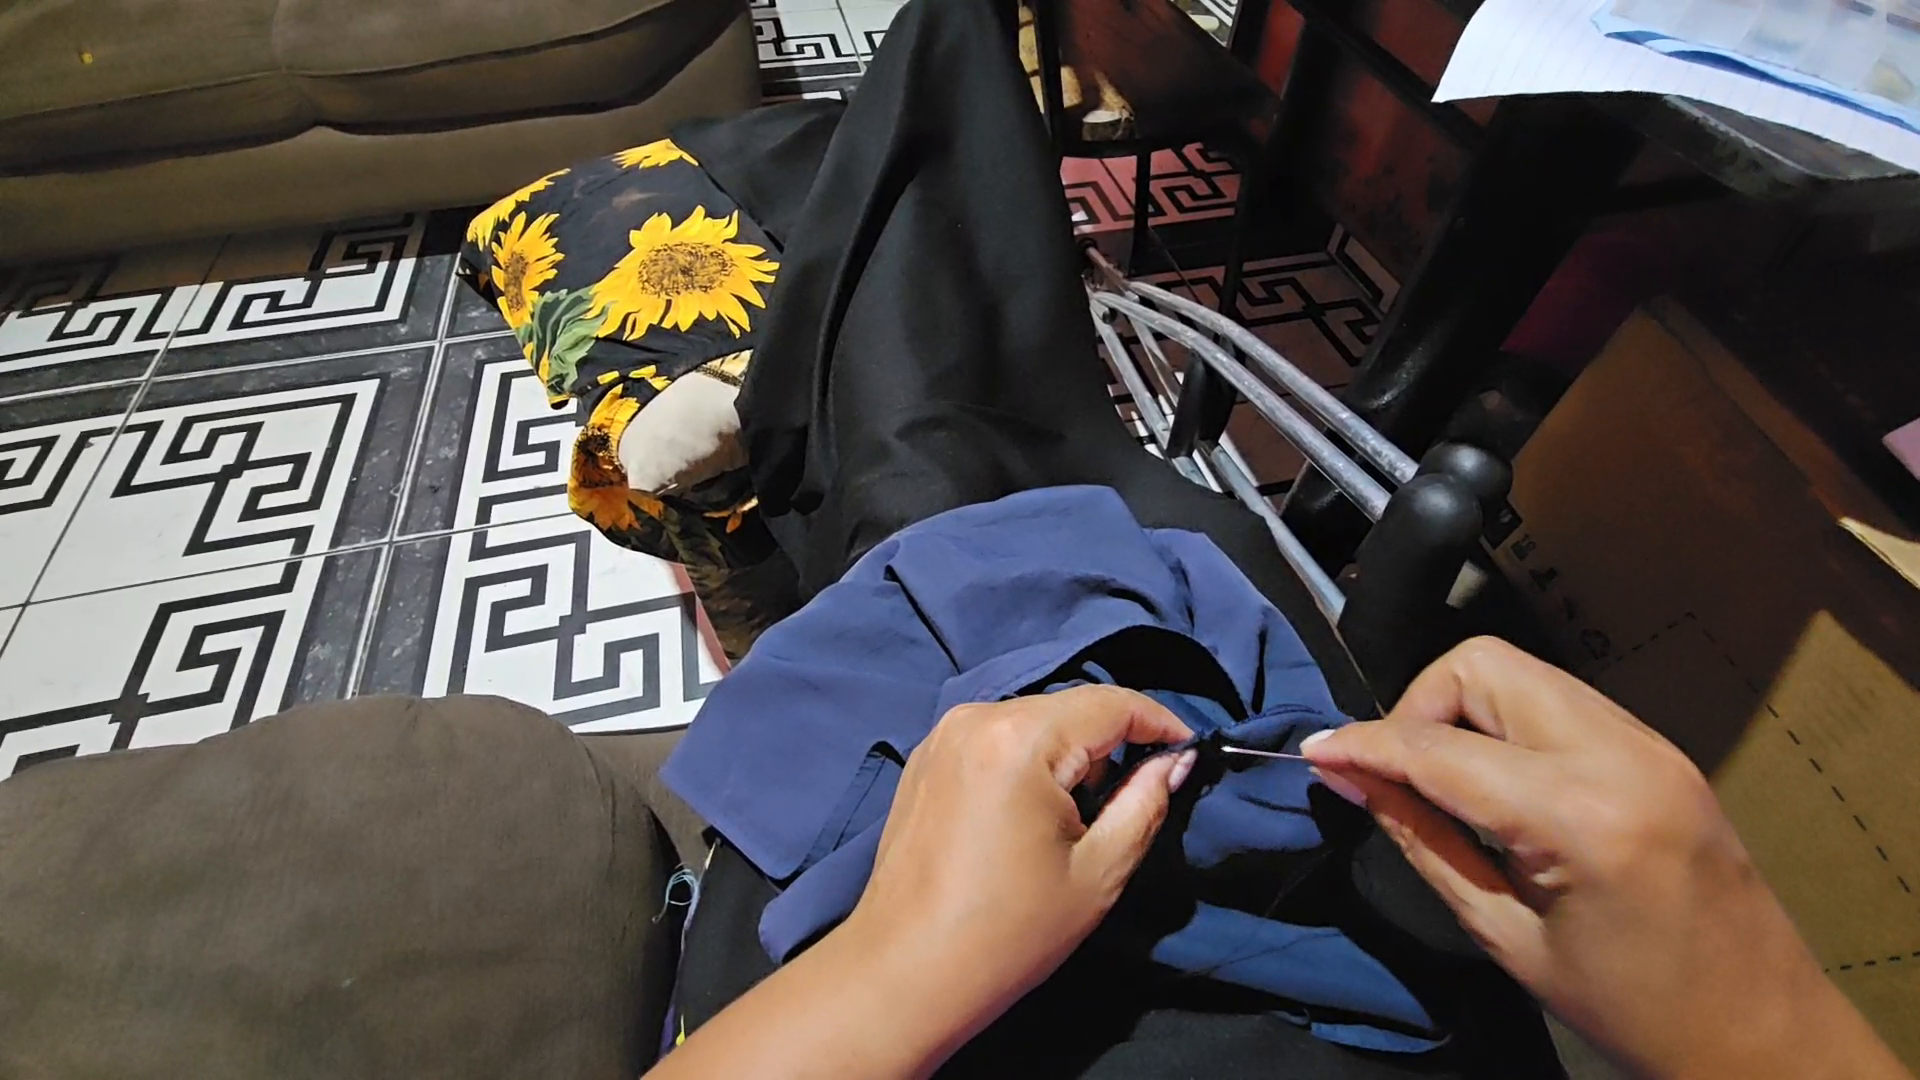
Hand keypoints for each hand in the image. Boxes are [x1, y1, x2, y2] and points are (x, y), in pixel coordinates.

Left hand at [649, 684, 1195, 1079]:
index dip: (1158, 720)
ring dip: (1068, 750)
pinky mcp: (926, 754)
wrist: (905, 969)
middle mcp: (977, 715)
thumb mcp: (1098, 872)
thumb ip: (1145, 803)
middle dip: (1111, 741)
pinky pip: (995, 734)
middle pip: (1068, 708)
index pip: (1109, 703)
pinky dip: (1027, 756)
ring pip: (1032, 719)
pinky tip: (1029, 808)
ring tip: (1078, 812)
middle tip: (1134, 794)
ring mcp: (944, 731)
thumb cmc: (1009, 930)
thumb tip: (1174, 761)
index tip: (1188, 748)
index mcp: (1020, 738)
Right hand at [1301, 637, 1906, 1079]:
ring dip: (1454, 707)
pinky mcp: (1652, 745)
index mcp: (1580, 816)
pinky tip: (1492, 775)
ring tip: (1443, 776)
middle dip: (1416, 707)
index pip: (1435, 746)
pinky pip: (1546, 696)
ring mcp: (1645, 742)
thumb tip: (1341, 773)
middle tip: (1400, 772)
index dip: (1361, 744)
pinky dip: (1496, 718)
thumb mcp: (1499, 929)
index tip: (1315, 753)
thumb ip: (1414, 834)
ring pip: (1510, 669)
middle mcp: (1619, 755)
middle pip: (1477, 666)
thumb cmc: (1628, 1007)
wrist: (1775, 1045)